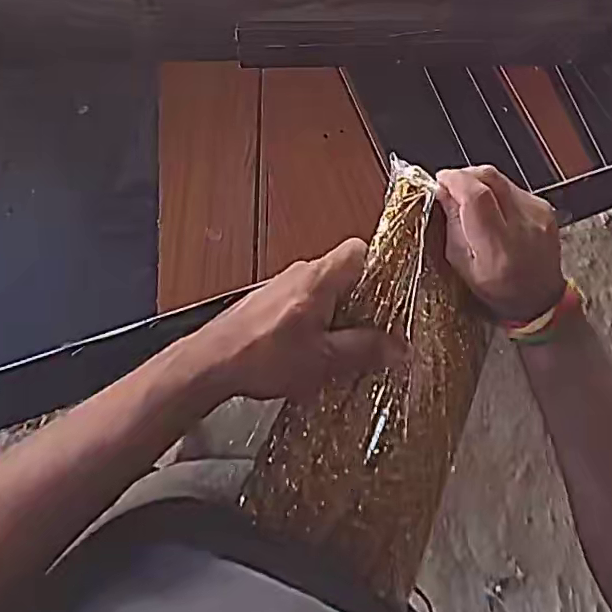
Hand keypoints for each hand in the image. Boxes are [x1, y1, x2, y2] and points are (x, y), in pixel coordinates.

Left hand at [174, 239, 403, 401]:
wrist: (212, 361)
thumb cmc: (263, 356)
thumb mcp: (324, 360)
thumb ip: (364, 350)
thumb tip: (399, 347)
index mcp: (318, 278)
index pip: (358, 249)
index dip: (380, 267)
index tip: (394, 294)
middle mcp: (299, 272)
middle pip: (343, 271)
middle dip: (361, 299)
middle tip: (373, 330)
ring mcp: (280, 284)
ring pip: (322, 287)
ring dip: (336, 311)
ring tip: (342, 345)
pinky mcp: (266, 300)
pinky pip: (301, 299)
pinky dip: (313, 318)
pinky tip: (311, 349)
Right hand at [438, 165, 564, 322]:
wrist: (541, 298)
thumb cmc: (498, 288)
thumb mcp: (462, 264)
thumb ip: (451, 225)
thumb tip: (441, 192)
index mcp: (499, 247)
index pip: (476, 197)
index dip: (454, 181)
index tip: (440, 180)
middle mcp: (523, 226)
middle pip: (489, 177)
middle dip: (463, 175)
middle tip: (449, 185)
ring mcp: (537, 214)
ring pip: (499, 179)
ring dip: (478, 182)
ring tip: (468, 199)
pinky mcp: (544, 207)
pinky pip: (511, 186)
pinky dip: (494, 190)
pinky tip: (490, 207)